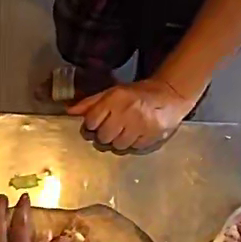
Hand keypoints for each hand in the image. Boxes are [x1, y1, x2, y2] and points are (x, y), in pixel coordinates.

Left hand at [67, 76, 198, 151]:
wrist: (170, 95)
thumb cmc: (137, 94)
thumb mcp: (113, 92)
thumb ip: (91, 103)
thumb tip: (70, 111)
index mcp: (115, 98)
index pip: (91, 121)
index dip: (91, 124)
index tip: (96, 123)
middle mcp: (127, 112)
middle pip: (103, 137)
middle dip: (105, 134)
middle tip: (113, 128)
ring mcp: (140, 126)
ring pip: (117, 146)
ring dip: (118, 141)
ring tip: (125, 131)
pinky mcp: (151, 137)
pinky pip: (133, 149)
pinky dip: (132, 144)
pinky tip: (136, 134)